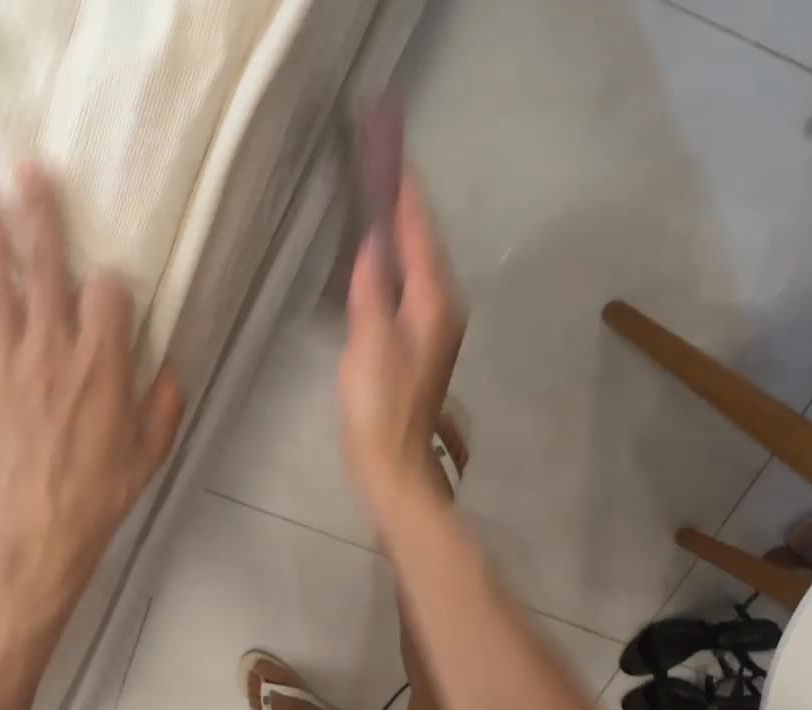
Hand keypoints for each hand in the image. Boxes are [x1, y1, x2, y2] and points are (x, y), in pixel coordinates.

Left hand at [0, 164, 183, 599]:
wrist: (39, 526)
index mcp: (102, 365)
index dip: (113, 279)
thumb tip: (171, 363)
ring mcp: (8, 362)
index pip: (107, 293)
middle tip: (29, 172)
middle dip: (40, 217)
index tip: (115, 283)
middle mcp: (51, 352)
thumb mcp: (154, 447)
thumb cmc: (103, 488)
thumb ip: (166, 397)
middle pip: (45, 268)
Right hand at [338, 175, 465, 510]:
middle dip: (405, 199)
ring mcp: (433, 323)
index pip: (419, 231)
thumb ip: (372, 289)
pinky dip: (397, 256)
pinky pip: (410, 281)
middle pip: (424, 241)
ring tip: (380, 188)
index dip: (405, 189)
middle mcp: (442, 305)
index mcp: (433, 302)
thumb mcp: (369, 345)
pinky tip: (381, 249)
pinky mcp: (419, 338)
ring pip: (419, 260)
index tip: (393, 145)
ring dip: (402, 225)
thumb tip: (375, 241)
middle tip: (383, 155)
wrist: (392, 462)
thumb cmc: (378, 408)